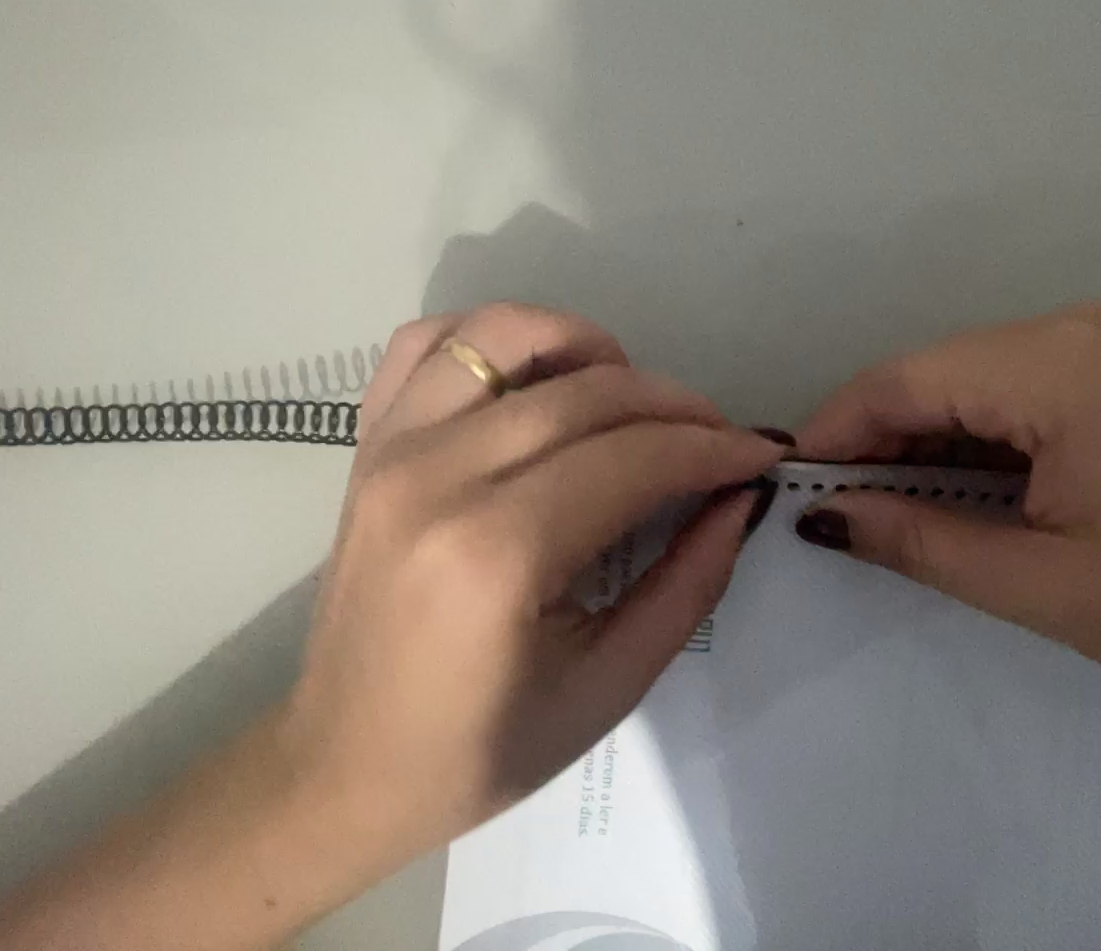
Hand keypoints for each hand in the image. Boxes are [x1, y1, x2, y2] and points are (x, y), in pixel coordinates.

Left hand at [285, 303, 784, 879]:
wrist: (341, 767)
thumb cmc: (478, 750)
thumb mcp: (608, 687)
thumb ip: (687, 583)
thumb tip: (738, 499)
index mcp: (496, 554)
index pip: (633, 458)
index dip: (712, 448)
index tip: (758, 454)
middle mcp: (435, 477)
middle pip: (584, 392)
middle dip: (673, 403)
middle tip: (716, 437)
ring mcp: (389, 448)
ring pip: (503, 334)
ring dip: (585, 345)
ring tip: (627, 395)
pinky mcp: (365, 443)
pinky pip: (427, 344)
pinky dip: (492, 337)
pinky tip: (534, 380)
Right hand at [792, 302, 1100, 700]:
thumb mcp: (1045, 587)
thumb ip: (919, 541)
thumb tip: (819, 516)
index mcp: (1057, 367)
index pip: (901, 381)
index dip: (834, 434)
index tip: (789, 492)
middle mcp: (1069, 330)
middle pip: (926, 376)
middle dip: (871, 443)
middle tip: (835, 515)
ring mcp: (1093, 345)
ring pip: (958, 384)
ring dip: (914, 446)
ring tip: (886, 513)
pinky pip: (1001, 394)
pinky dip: (961, 443)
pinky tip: (950, 493)